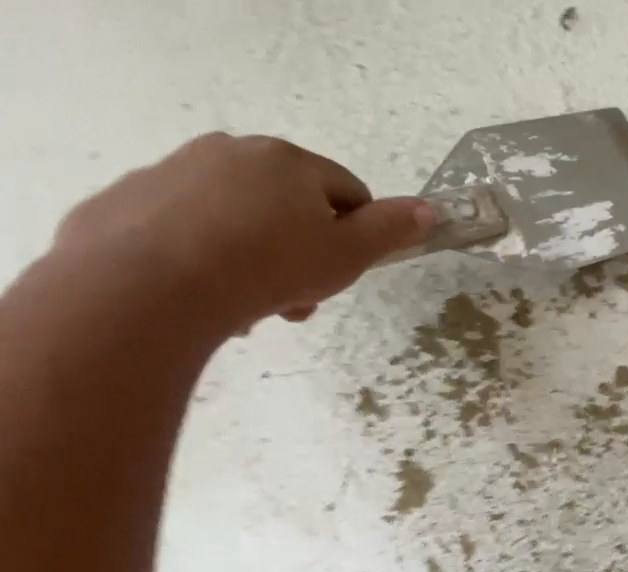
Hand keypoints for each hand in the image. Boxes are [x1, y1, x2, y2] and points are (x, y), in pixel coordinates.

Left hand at [48, 133, 434, 337]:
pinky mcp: (135, 197)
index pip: (350, 192)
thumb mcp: (350, 254)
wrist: (150, 282)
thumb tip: (430, 209)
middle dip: (306, 249)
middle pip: (293, 204)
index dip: (359, 235)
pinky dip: (210, 256)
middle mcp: (232, 150)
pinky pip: (193, 227)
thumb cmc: (271, 265)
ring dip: (261, 257)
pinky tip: (211, 292)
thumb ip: (392, 229)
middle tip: (304, 296)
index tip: (346, 270)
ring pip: (243, 217)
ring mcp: (177, 169)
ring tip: (256, 303)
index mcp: (290, 161)